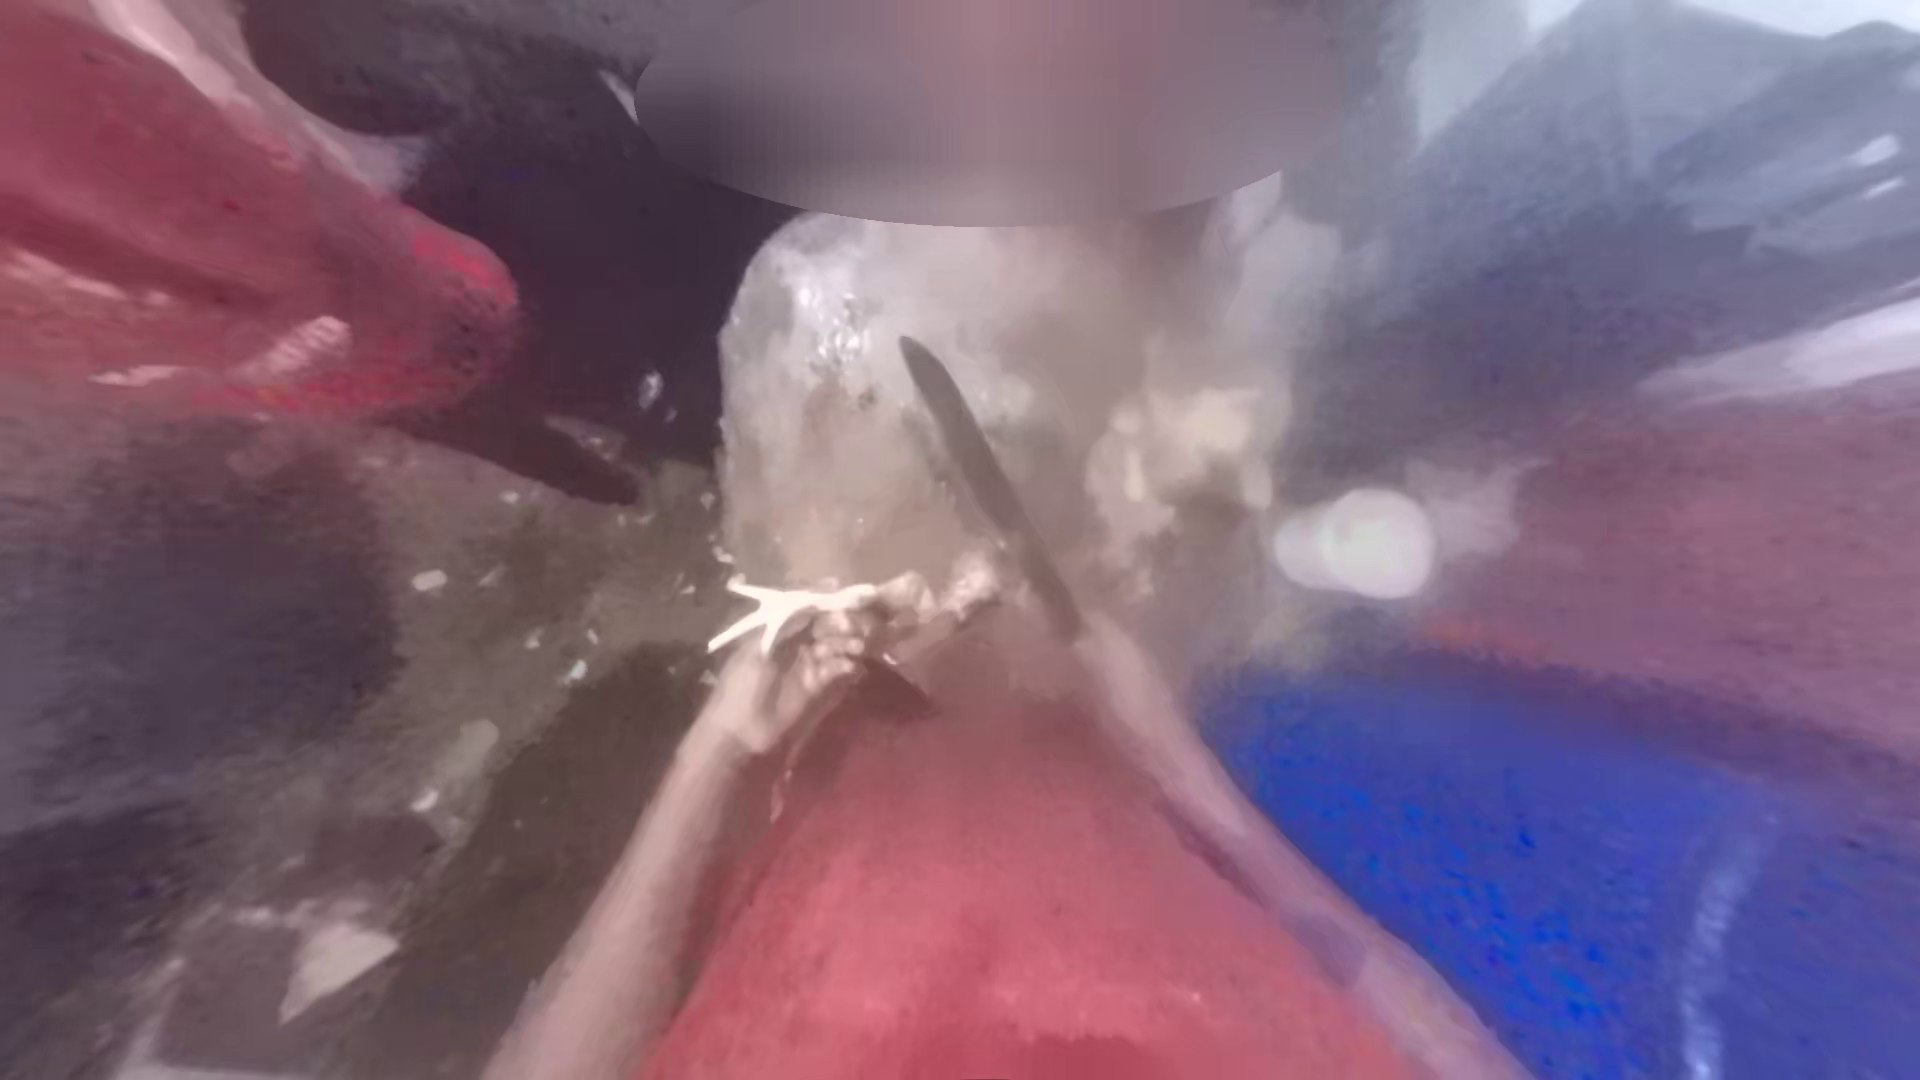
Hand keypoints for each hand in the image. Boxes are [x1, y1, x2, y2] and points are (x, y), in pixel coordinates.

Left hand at [700, 573, 934, 755]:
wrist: (739, 738)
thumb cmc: (743, 686)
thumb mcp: (763, 643)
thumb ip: (794, 615)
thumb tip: (830, 584)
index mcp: (782, 624)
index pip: (817, 603)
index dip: (839, 600)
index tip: (863, 596)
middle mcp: (799, 638)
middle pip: (832, 622)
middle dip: (849, 621)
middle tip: (862, 626)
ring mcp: (811, 661)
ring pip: (839, 642)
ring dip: (851, 642)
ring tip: (860, 645)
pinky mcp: (821, 684)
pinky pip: (840, 667)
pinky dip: (848, 665)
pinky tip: (853, 667)